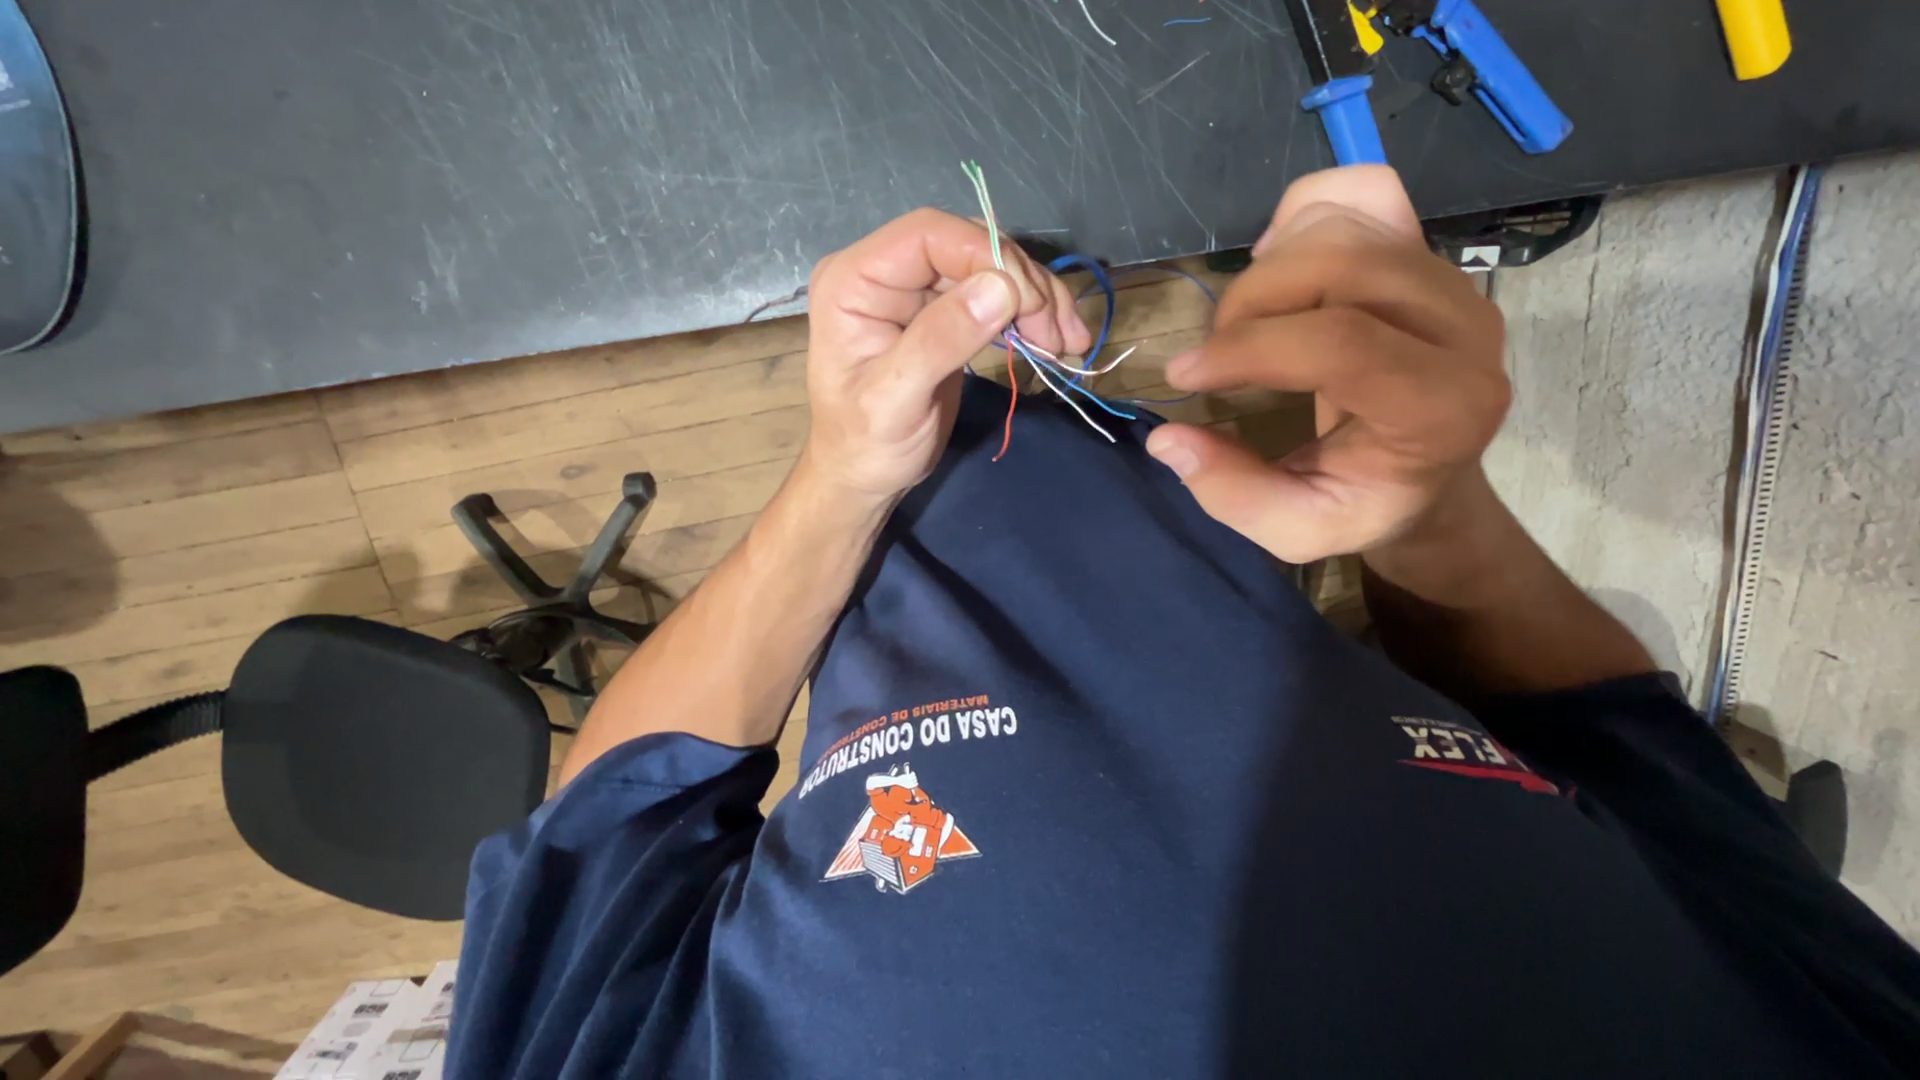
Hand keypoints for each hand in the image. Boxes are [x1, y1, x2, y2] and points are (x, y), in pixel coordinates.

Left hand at [802, 208, 1090, 501]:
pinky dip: (1030, 315)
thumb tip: (1001, 288)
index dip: (986, 255)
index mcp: (854, 281)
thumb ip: (940, 341)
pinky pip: (993, 295)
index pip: (928, 235)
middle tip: (1056, 336)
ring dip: (1037, 300)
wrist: (863, 476)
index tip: (1030, 304)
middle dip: (1021, 284)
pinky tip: (1058, 341)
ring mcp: (914, 290)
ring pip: (989, 268)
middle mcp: (884, 273)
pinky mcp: (941, 311)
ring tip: (1068, 343)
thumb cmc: (865, 445)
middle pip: (967, 246)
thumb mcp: (894, 401)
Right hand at [1143, 166, 1509, 563]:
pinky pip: (1363, 192)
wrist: (1428, 476)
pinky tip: (1278, 266)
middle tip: (1214, 357)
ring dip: (1267, 269)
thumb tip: (1166, 438)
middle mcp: (1463, 329)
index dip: (1247, 349)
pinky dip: (1302, 215)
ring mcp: (1449, 279)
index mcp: (1441, 408)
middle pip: (1339, 266)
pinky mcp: (1427, 251)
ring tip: (1245, 325)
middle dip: (1248, 304)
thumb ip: (1232, 494)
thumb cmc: (1363, 504)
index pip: (1341, 343)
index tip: (1184, 375)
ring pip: (1342, 226)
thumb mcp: (1296, 529)